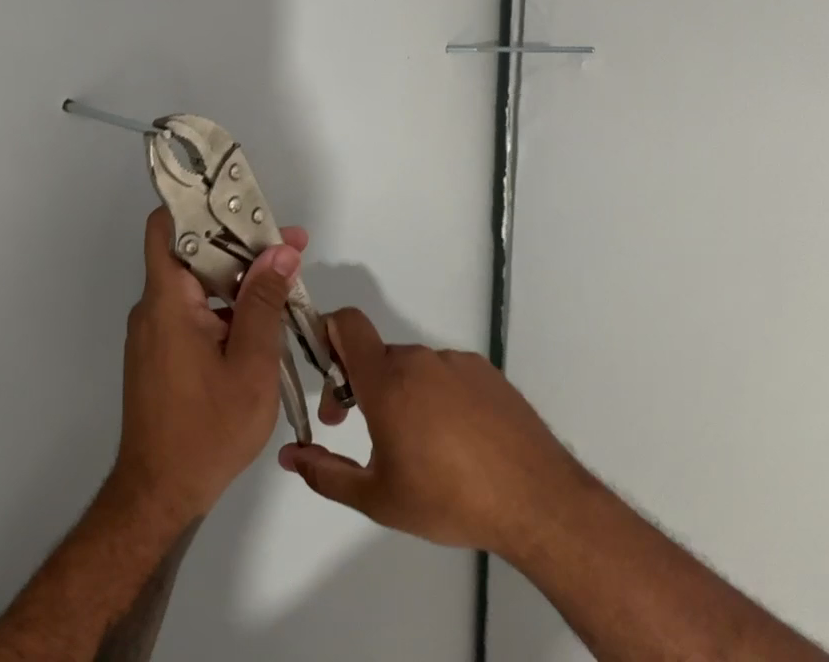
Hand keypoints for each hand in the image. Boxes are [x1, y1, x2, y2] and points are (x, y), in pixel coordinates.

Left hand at [108, 207, 306, 525]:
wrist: (160, 490)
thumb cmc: (207, 430)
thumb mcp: (249, 366)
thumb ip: (264, 305)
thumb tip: (281, 251)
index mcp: (167, 302)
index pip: (166, 228)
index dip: (198, 204)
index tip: (240, 198)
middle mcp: (154, 309)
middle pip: (191, 255)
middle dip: (239, 246)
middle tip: (291, 247)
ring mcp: (155, 333)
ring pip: (196, 287)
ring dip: (237, 282)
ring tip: (287, 283)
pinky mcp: (161, 354)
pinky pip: (193, 314)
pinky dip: (225, 310)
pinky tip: (262, 322)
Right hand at [277, 307, 586, 556]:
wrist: (540, 505)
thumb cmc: (449, 500)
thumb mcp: (377, 497)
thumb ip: (324, 473)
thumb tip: (288, 455)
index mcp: (387, 381)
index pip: (346, 323)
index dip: (327, 335)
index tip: (328, 377)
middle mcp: (421, 361)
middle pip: (377, 357)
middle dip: (362, 387)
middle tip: (367, 432)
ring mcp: (459, 366)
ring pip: (414, 370)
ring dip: (403, 395)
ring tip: (419, 446)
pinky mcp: (491, 377)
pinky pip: (449, 377)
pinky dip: (440, 399)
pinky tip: (456, 442)